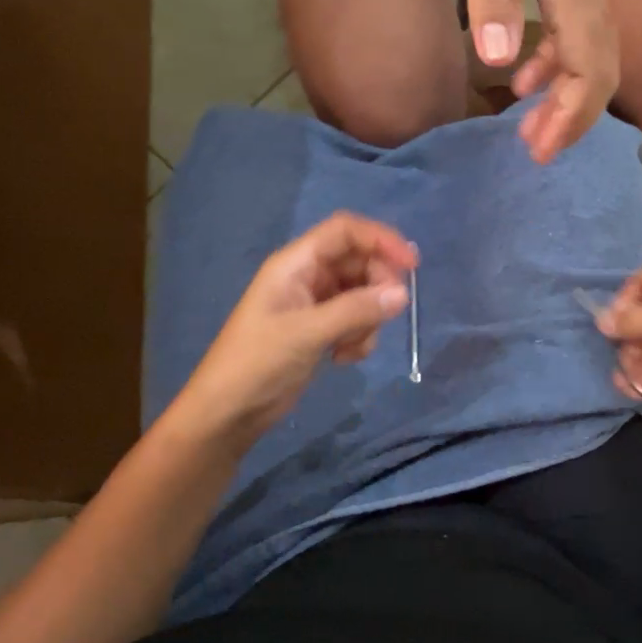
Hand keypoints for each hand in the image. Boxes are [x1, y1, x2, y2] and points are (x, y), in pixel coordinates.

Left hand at [166, 213, 417, 447]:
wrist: (230, 410)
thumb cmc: (258, 362)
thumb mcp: (308, 332)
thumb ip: (356, 310)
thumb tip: (403, 294)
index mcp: (296, 264)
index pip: (346, 232)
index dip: (381, 240)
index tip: (412, 266)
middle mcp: (308, 277)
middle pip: (360, 262)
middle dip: (378, 288)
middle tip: (385, 316)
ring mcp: (316, 304)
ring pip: (363, 294)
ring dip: (369, 319)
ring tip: (351, 347)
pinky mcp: (322, 330)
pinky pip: (357, 321)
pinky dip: (360, 338)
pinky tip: (342, 359)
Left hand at [454, 0, 618, 162]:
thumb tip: (501, 63)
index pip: (589, 73)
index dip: (569, 118)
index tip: (540, 150)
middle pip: (598, 75)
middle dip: (569, 119)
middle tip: (533, 150)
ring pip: (590, 61)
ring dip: (562, 99)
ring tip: (527, 127)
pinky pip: (577, 39)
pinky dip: (555, 68)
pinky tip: (526, 77)